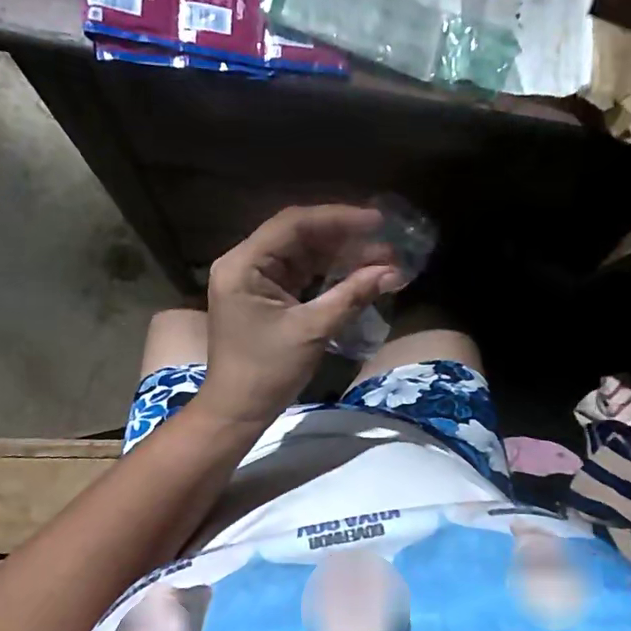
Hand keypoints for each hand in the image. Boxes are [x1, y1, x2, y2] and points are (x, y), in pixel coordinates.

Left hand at [198, 205, 402, 423]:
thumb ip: (351, 295)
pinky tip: (360, 272)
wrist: (237, 411)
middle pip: (299, 236)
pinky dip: (329, 273)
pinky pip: (300, 273)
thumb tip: (393, 271)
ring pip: (302, 254)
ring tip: (382, 256)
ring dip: (340, 255)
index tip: (377, 221)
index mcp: (243, 264)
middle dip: (344, 237)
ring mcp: (253, 279)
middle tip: (386, 239)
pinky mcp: (265, 295)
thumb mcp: (312, 331)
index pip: (293, 225)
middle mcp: (244, 263)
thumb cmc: (267, 371)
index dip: (338, 218)